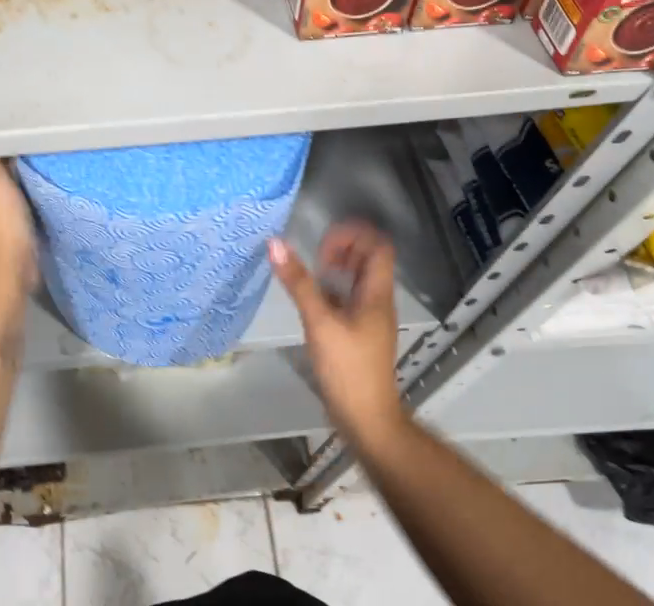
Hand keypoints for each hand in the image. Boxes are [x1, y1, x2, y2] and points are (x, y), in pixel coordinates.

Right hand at [270, 221, 404, 439]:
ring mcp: (369, 317)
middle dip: (341, 249)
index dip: (352, 235)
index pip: (378, 245)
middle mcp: (377, 300)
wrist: (367, 419)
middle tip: (314, 259)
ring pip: (357, 279)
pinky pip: (348, 299)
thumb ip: (298, 283)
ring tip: (308, 277)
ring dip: (335, 270)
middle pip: (368, 258)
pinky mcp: (358, 333)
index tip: (322, 246)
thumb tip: (276, 244)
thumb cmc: (348, 368)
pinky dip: (330, 291)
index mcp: (376, 293)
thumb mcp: (320, 322)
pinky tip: (310, 303)